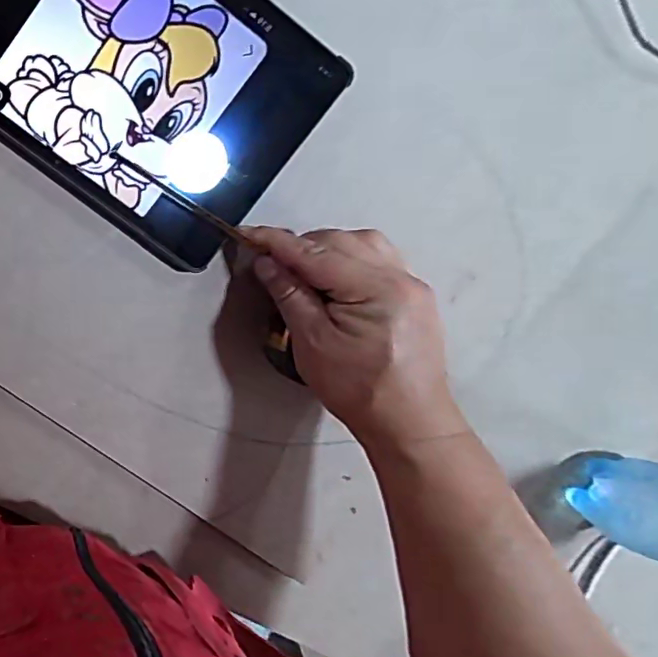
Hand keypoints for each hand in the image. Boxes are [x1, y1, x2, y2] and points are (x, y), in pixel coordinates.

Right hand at [240, 227, 468, 449]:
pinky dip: (345, 259)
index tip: (247, 235)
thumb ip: (289, 294)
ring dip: (323, 249)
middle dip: (299, 246)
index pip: (314, 251)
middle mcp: (399, 280)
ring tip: (297, 271)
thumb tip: (267, 264)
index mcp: (376, 289)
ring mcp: (410, 286)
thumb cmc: (360, 389)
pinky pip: (376, 259)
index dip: (275, 242)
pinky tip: (328, 278)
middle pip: (338, 241)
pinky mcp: (410, 297)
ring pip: (360, 244)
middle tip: (267, 263)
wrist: (408, 421)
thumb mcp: (311, 341)